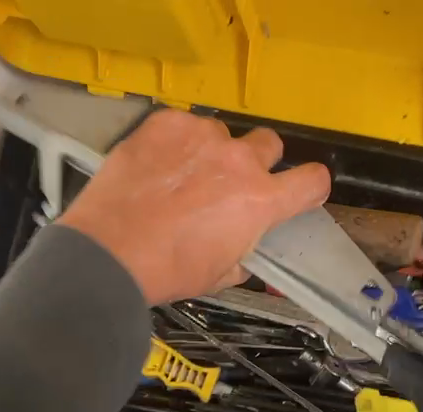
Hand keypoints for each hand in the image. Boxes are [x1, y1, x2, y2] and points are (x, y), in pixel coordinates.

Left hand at [57, 110, 332, 306]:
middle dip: (258, 164)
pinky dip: (177, 144)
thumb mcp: (217, 277)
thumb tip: (244, 254)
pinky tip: (158, 169)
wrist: (110, 253)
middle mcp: (239, 160)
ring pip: (223, 134)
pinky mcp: (166, 122)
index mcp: (260, 202)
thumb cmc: (167, 271)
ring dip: (212, 153)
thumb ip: (242, 256)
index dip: (309, 188)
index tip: (299, 193)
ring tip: (183, 179)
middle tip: (231, 186)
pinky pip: (184, 126)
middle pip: (270, 145)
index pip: (313, 181)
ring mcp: (202, 136)